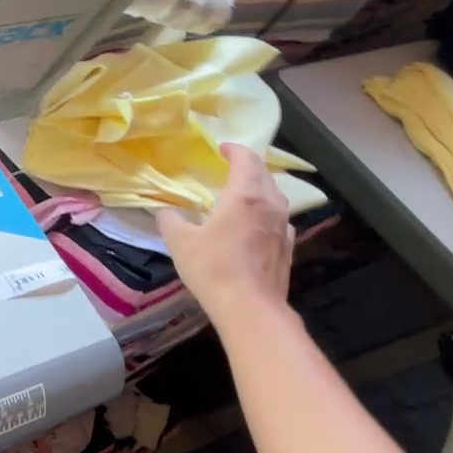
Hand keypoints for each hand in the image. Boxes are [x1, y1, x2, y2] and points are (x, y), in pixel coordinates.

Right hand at [156, 143, 294, 315]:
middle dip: (248, 167)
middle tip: (229, 168)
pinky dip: (264, 213)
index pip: (246, 161)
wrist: (248, 305)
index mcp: (243, 197)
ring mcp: (283, 226)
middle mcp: (269, 205)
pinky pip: (277, 219)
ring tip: (240, 194)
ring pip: (274, 197)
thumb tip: (165, 211)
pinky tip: (253, 225)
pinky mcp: (287, 246)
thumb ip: (170, 220)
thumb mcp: (179, 241)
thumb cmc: (211, 266)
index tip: (222, 147)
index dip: (234, 150)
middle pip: (264, 175)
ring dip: (258, 189)